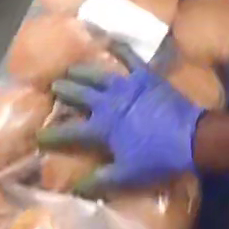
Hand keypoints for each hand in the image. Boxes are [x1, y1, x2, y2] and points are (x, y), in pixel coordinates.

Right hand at [39, 43, 204, 194]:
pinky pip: (130, 57)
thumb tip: (74, 188)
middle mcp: (108, 103)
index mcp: (101, 128)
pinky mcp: (145, 76)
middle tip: (53, 86)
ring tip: (70, 69)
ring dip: (82, 71)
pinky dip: (119, 47)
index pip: (69, 133)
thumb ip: (99, 181)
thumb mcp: (125, 175)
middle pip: (79, 95)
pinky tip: (109, 40)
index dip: (51, 135)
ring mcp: (127, 86)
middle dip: (63, 91)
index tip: (38, 135)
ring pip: (98, 74)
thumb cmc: (157, 158)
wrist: (190, 137)